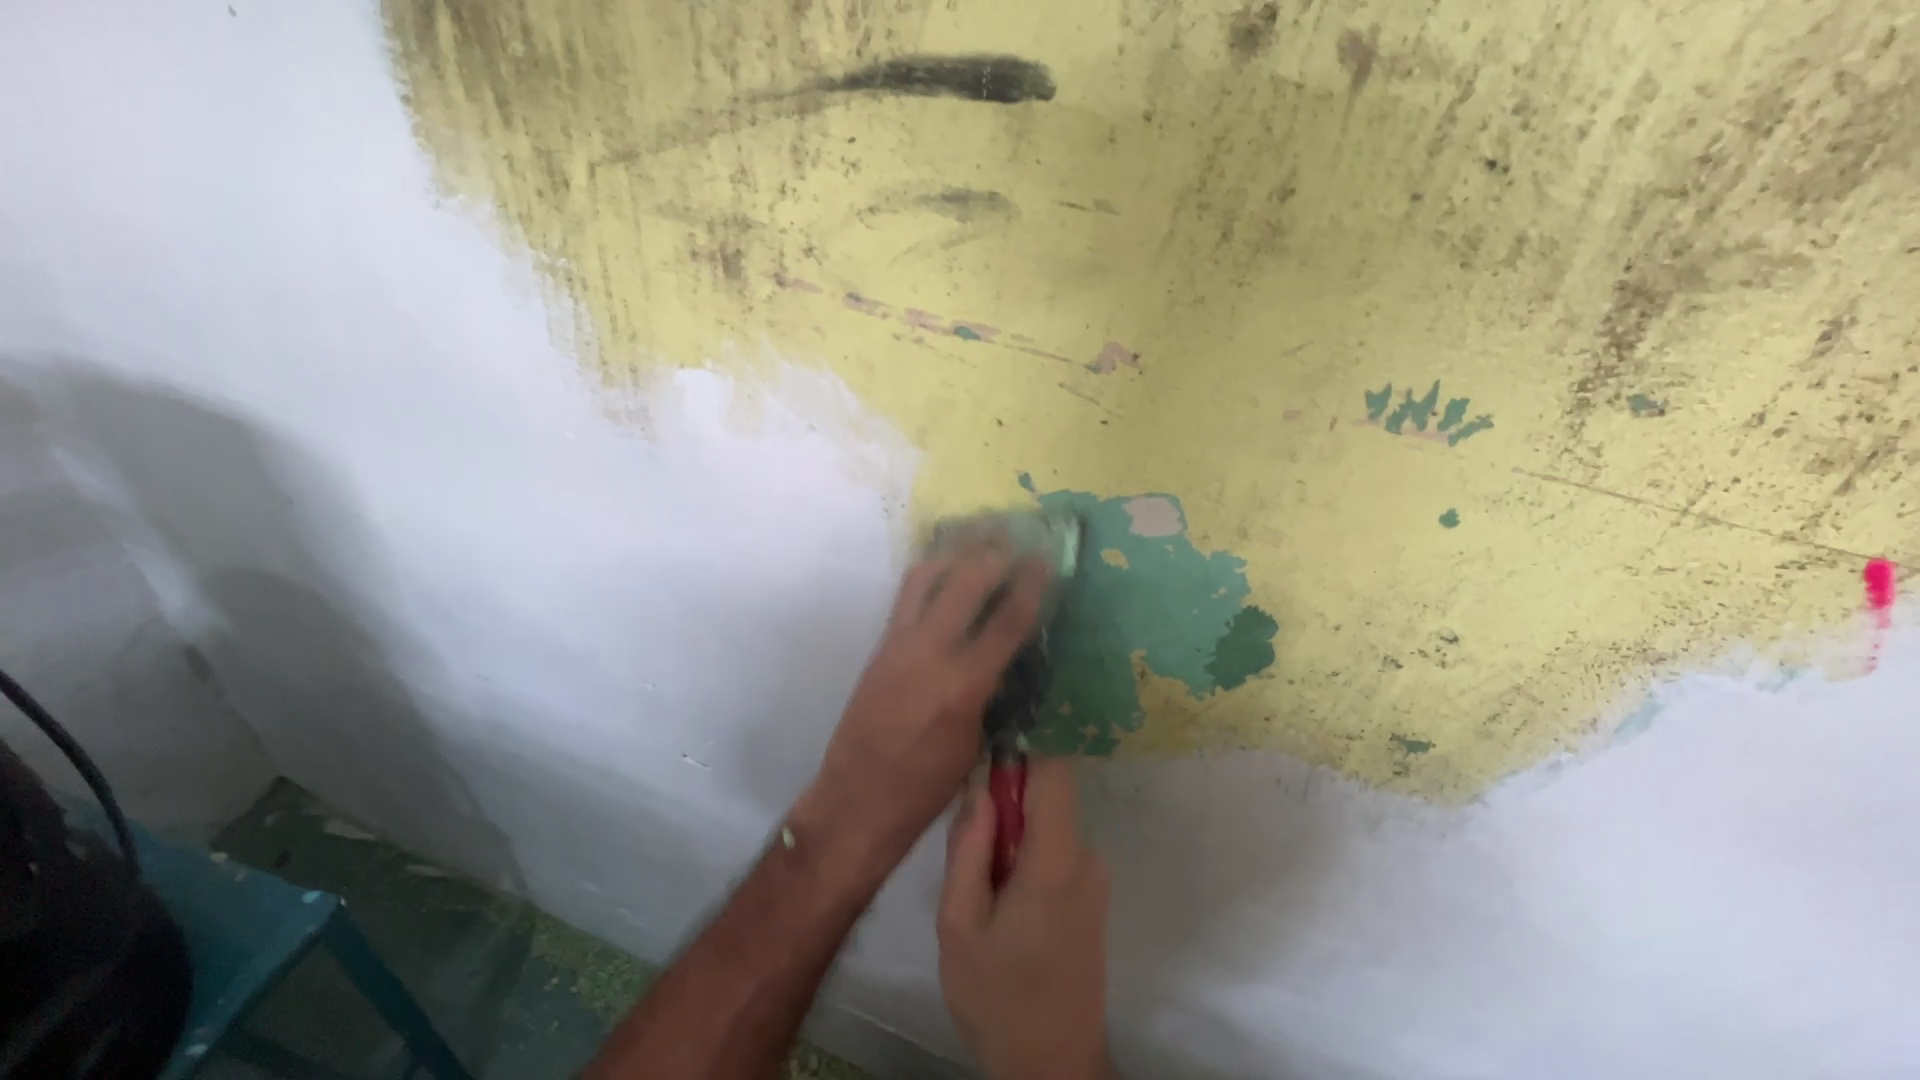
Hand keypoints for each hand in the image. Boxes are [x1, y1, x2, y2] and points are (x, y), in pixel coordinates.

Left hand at [803, 542, 1048, 863]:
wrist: (857, 799)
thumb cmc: (926, 787)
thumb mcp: (973, 742)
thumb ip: (990, 691)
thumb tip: (1006, 654)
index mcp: (963, 687)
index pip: (1007, 622)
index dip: (1031, 586)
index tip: (1046, 559)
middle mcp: (929, 654)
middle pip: (965, 583)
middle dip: (993, 552)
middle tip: (1015, 531)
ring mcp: (898, 645)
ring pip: (925, 578)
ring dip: (954, 551)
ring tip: (976, 532)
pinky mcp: (879, 647)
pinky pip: (906, 596)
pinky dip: (928, 573)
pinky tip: (942, 564)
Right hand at [938, 759, 1112, 1079]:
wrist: (1052, 1065)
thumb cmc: (997, 996)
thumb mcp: (959, 924)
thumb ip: (969, 849)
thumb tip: (980, 788)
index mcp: (1056, 860)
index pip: (1052, 771)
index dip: (1019, 759)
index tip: (983, 772)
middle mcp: (1087, 860)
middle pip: (1048, 800)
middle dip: (1005, 813)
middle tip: (970, 860)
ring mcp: (1096, 881)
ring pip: (1049, 830)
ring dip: (1014, 845)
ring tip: (984, 899)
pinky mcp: (1094, 900)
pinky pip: (1058, 856)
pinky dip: (1029, 866)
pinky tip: (1007, 913)